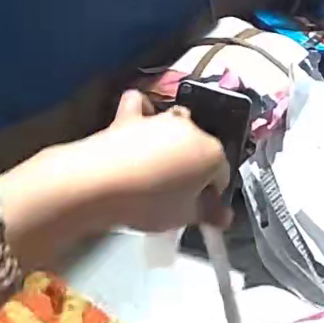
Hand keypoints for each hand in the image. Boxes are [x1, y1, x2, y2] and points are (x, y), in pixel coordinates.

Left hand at [0, 90, 230, 264]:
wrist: (100, 184)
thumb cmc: (147, 202)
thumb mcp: (184, 217)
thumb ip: (208, 214)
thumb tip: (223, 216)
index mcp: (212, 153)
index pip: (221, 175)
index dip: (212, 195)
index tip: (199, 209)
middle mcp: (192, 129)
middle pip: (201, 149)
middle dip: (194, 168)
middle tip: (177, 195)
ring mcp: (161, 120)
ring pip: (178, 123)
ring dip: (174, 141)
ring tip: (158, 166)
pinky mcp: (132, 117)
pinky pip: (142, 104)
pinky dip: (143, 111)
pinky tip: (142, 123)